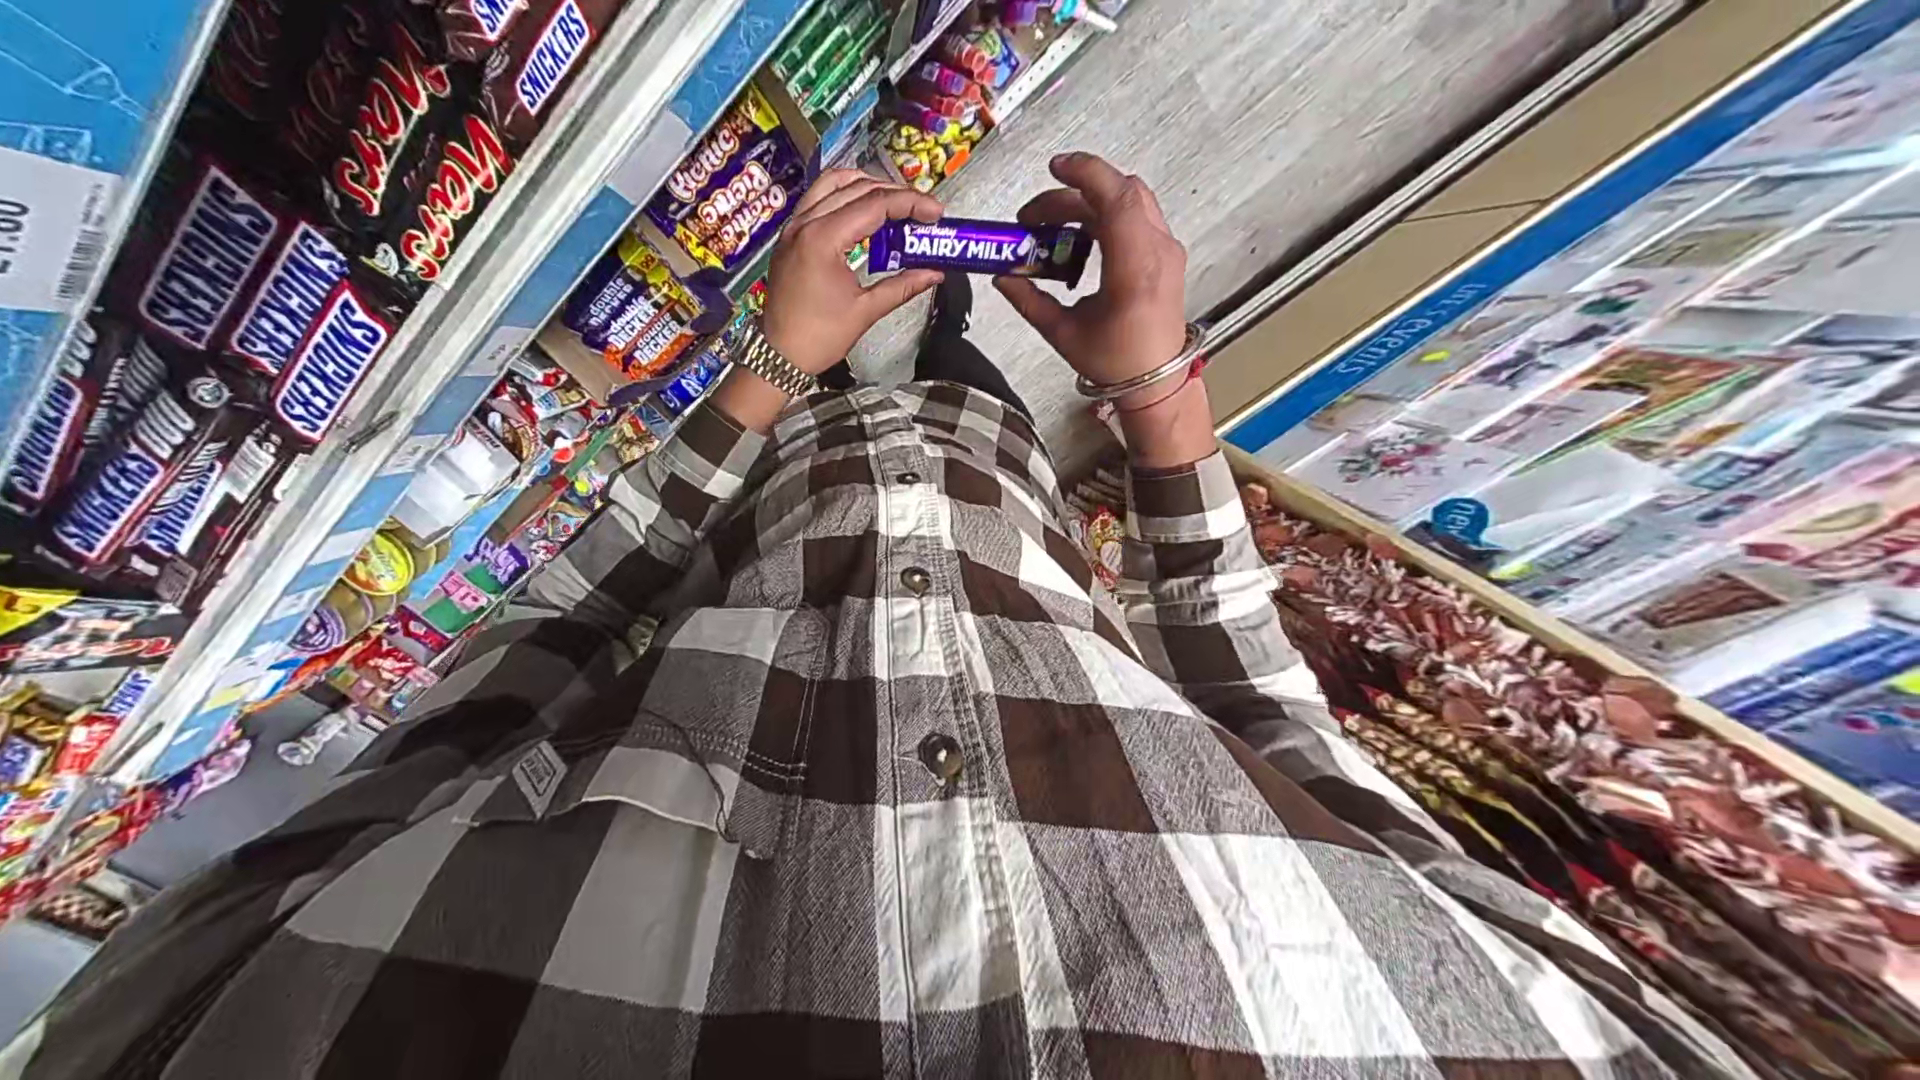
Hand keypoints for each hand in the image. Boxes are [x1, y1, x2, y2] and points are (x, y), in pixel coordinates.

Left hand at [760, 170, 945, 374]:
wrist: (780, 355)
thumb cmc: (819, 337)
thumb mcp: (866, 311)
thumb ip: (902, 286)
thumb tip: (934, 273)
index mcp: (823, 239)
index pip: (875, 204)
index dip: (910, 203)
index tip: (936, 211)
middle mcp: (805, 223)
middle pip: (856, 188)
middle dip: (894, 193)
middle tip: (921, 208)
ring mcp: (794, 226)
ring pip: (833, 184)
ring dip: (867, 186)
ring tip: (895, 202)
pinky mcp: (790, 235)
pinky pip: (818, 198)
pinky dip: (844, 196)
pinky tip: (863, 210)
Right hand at [995, 152, 1187, 389]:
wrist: (1157, 381)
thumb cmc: (1117, 363)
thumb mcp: (1064, 333)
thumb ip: (1030, 301)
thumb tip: (1004, 277)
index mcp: (1135, 269)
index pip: (1116, 199)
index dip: (1085, 174)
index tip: (1055, 167)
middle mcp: (1158, 251)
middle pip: (1118, 193)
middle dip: (1072, 195)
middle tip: (1035, 216)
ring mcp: (1166, 250)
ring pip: (1129, 201)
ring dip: (1089, 203)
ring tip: (1055, 226)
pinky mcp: (1166, 254)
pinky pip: (1136, 217)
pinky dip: (1106, 215)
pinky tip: (1081, 237)